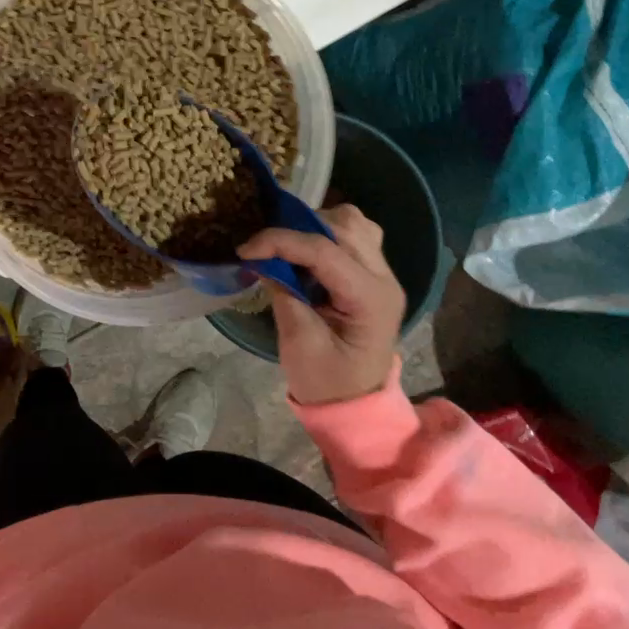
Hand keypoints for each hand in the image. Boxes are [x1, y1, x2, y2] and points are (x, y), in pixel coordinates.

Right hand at [238, 204, 405, 405]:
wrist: (353, 404)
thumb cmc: (326, 381)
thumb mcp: (299, 342)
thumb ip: (284, 292)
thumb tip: (264, 258)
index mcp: (370, 298)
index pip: (324, 251)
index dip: (280, 241)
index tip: (244, 250)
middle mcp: (383, 278)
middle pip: (345, 225)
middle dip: (298, 227)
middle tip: (265, 248)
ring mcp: (382, 273)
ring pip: (352, 223)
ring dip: (314, 226)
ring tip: (286, 247)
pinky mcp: (371, 274)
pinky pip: (352, 235)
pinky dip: (323, 233)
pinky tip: (303, 252)